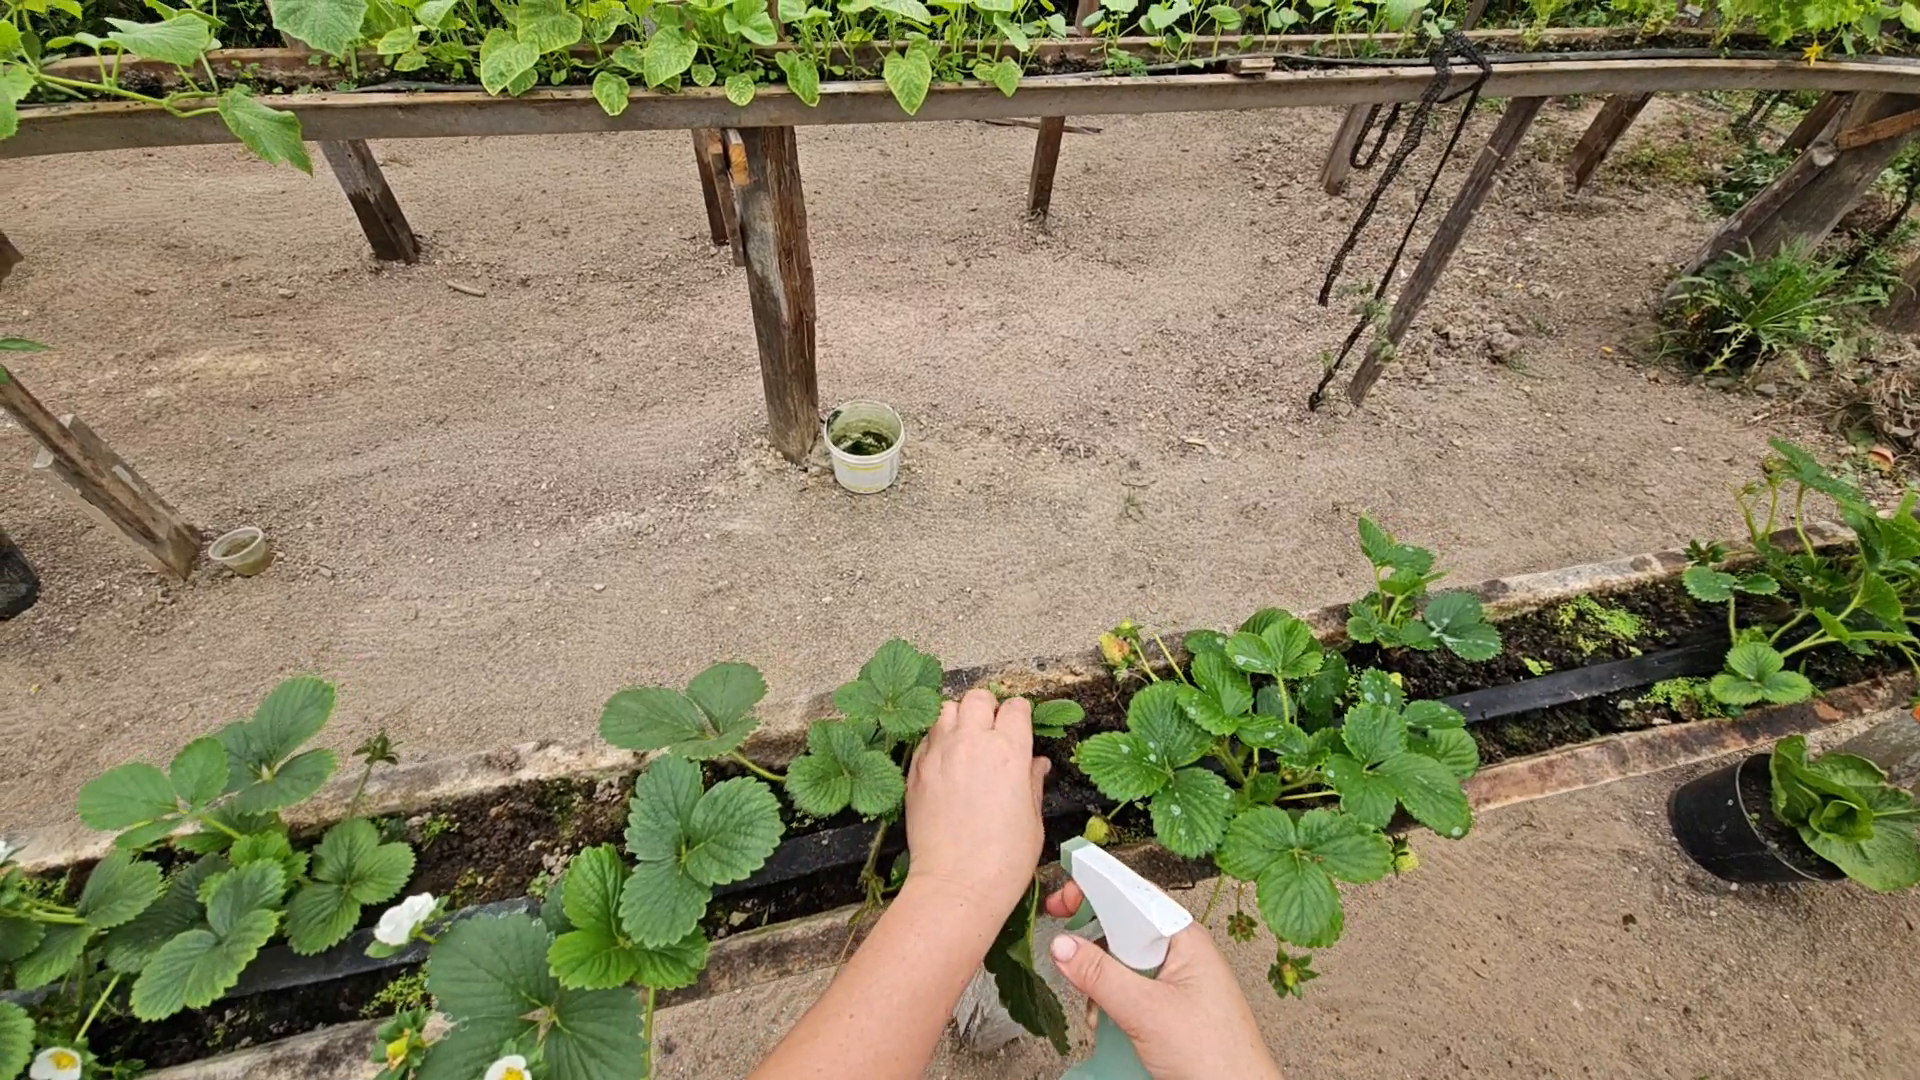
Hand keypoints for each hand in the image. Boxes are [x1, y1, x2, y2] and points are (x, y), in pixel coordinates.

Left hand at [903, 689, 1049, 918]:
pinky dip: (937, 741)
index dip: (1020, 715)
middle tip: (992, 729)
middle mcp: (972, 743)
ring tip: (965, 740)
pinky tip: (946, 762)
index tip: (1020, 726)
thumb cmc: (1001, 861)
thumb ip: (1032, 782)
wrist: (956, 885)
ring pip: (946, 709)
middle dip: (988, 707)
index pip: (1016, 708)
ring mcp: (940, 754)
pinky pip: (926, 737)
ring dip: (959, 718)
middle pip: (978, 698)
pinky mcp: (917, 770)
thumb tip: (1036, 764)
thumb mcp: (1033, 819)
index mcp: (1008, 751)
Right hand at [1045, 882, 1284, 1079]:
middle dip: (1091, 938)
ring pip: (1124, 959)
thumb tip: (1061, 944)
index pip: (1130, 894)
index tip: (1060, 901)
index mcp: (1183, 936)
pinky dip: (1111, 997)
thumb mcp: (1146, 1012)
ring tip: (1091, 1001)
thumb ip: (1100, 975)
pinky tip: (1104, 1018)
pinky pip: (1132, 986)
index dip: (1093, 889)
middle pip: (1123, 925)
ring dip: (1100, 976)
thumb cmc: (1217, 1060)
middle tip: (1062, 945)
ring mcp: (1177, 979)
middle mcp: (1181, 951)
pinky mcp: (1171, 1006)